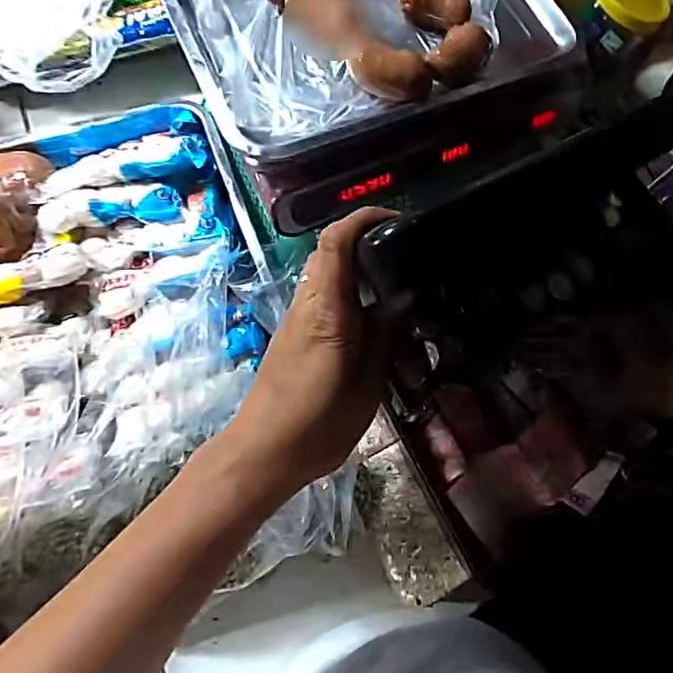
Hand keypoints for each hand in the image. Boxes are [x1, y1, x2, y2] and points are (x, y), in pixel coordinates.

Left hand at [221, 207, 396, 490]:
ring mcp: (301, 318)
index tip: (398, 219)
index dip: (363, 219)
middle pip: (332, 251)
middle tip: (409, 251)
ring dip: (361, 267)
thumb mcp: (367, 381)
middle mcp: (309, 304)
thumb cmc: (317, 421)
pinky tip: (380, 316)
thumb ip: (384, 334)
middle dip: (368, 239)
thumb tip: (404, 297)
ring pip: (329, 274)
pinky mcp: (299, 335)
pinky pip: (328, 297)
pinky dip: (354, 292)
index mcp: (326, 308)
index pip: (336, 242)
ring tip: (402, 282)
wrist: (263, 454)